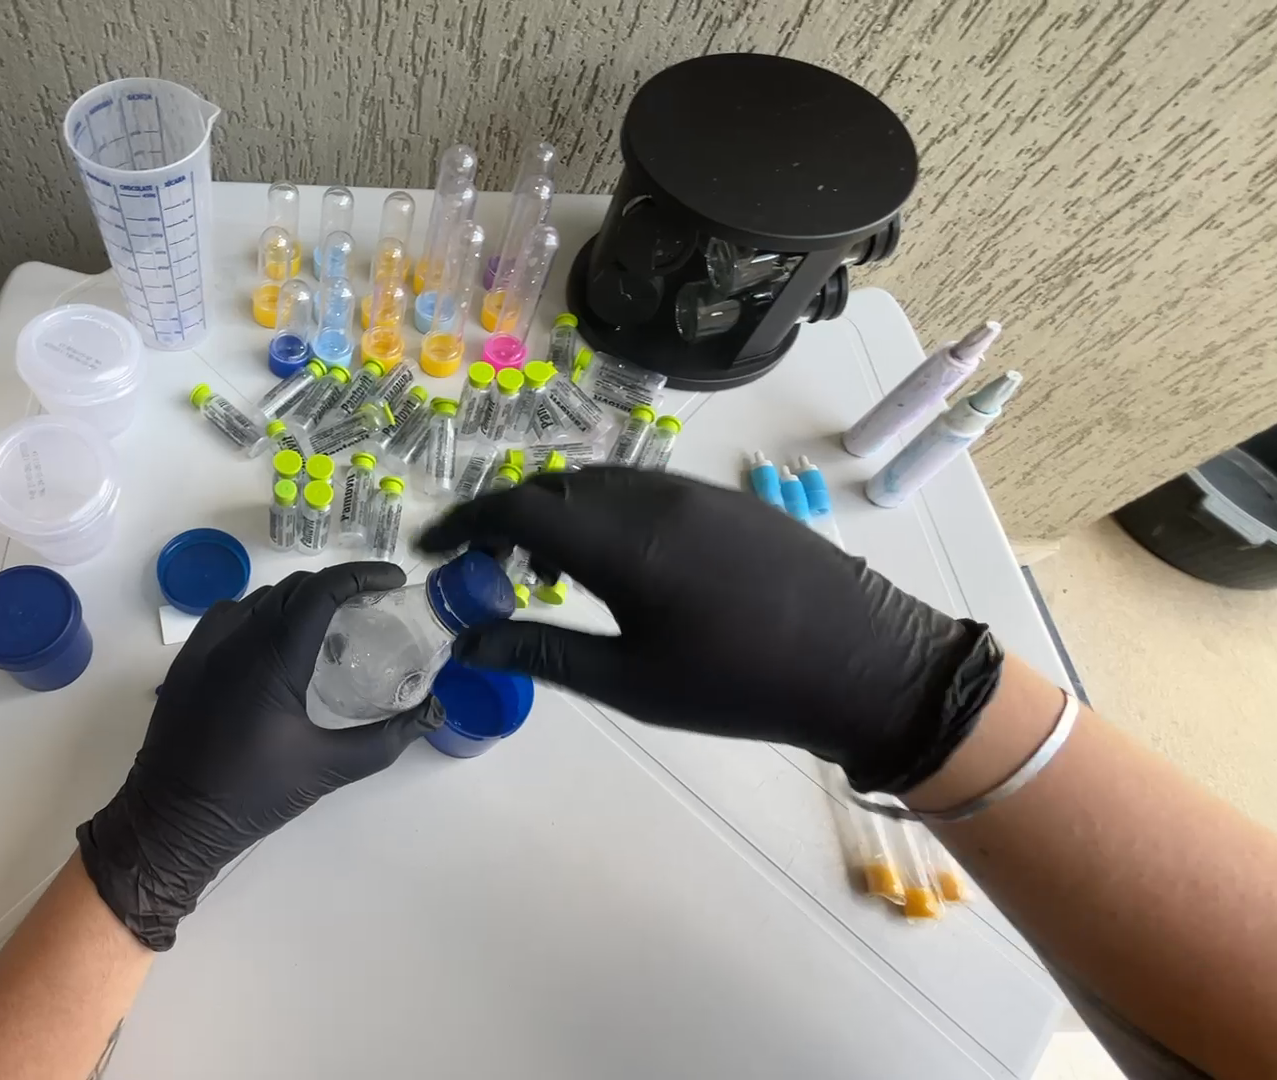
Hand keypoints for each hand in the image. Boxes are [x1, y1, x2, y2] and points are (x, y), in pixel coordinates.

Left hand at [77, 562, 443, 949]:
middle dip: (337, 586)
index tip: (394, 581)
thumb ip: (384, 739)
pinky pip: (230, 615)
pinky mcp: (186, 661)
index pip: (323, 590)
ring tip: (328, 623)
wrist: (171, 822)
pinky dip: (261, 613)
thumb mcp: (327, 768)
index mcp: (273, 655)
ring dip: (299, 600)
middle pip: (294, 588)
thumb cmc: (252, 795)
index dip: (363, 576)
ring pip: (260, 598)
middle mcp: (236, 637)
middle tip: (370, 606)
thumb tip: (432, 713)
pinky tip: (275, 642)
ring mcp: (205, 645)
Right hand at [418, 467, 1001, 792]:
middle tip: (485, 567)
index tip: (435, 549)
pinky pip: (631, 486)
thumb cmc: (739, 684)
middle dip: (501, 520)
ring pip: (589, 483)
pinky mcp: (715, 496)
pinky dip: (592, 512)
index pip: (515, 509)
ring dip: (548, 514)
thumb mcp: (630, 681)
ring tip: (544, 570)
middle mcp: (647, 498)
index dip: (463, 524)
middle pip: (547, 488)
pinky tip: (608, 559)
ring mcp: (686, 490)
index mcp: (622, 544)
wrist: (869, 664)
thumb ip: (541, 653)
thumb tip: (468, 644)